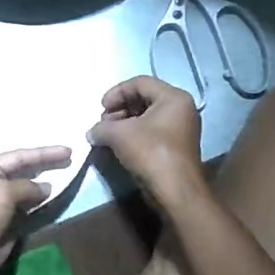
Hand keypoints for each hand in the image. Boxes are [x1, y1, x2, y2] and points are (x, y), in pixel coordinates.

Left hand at [0, 146, 73, 266]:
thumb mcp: (3, 191)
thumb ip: (28, 186)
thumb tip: (47, 188)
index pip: (19, 156)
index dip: (44, 153)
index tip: (67, 151)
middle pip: (25, 170)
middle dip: (46, 165)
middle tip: (69, 161)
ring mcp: (1, 203)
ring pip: (29, 189)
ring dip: (46, 185)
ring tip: (67, 178)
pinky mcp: (9, 221)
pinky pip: (30, 207)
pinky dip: (42, 203)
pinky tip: (56, 198)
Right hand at [86, 76, 202, 198]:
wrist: (176, 191)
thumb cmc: (151, 153)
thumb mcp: (119, 134)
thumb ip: (101, 128)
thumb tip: (92, 132)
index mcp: (173, 97)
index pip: (140, 82)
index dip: (117, 92)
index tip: (101, 107)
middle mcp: (182, 109)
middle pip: (145, 98)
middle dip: (120, 108)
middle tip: (103, 123)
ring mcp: (182, 128)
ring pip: (148, 116)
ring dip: (125, 123)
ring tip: (108, 135)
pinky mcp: (177, 147)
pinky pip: (153, 132)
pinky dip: (135, 134)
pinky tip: (120, 146)